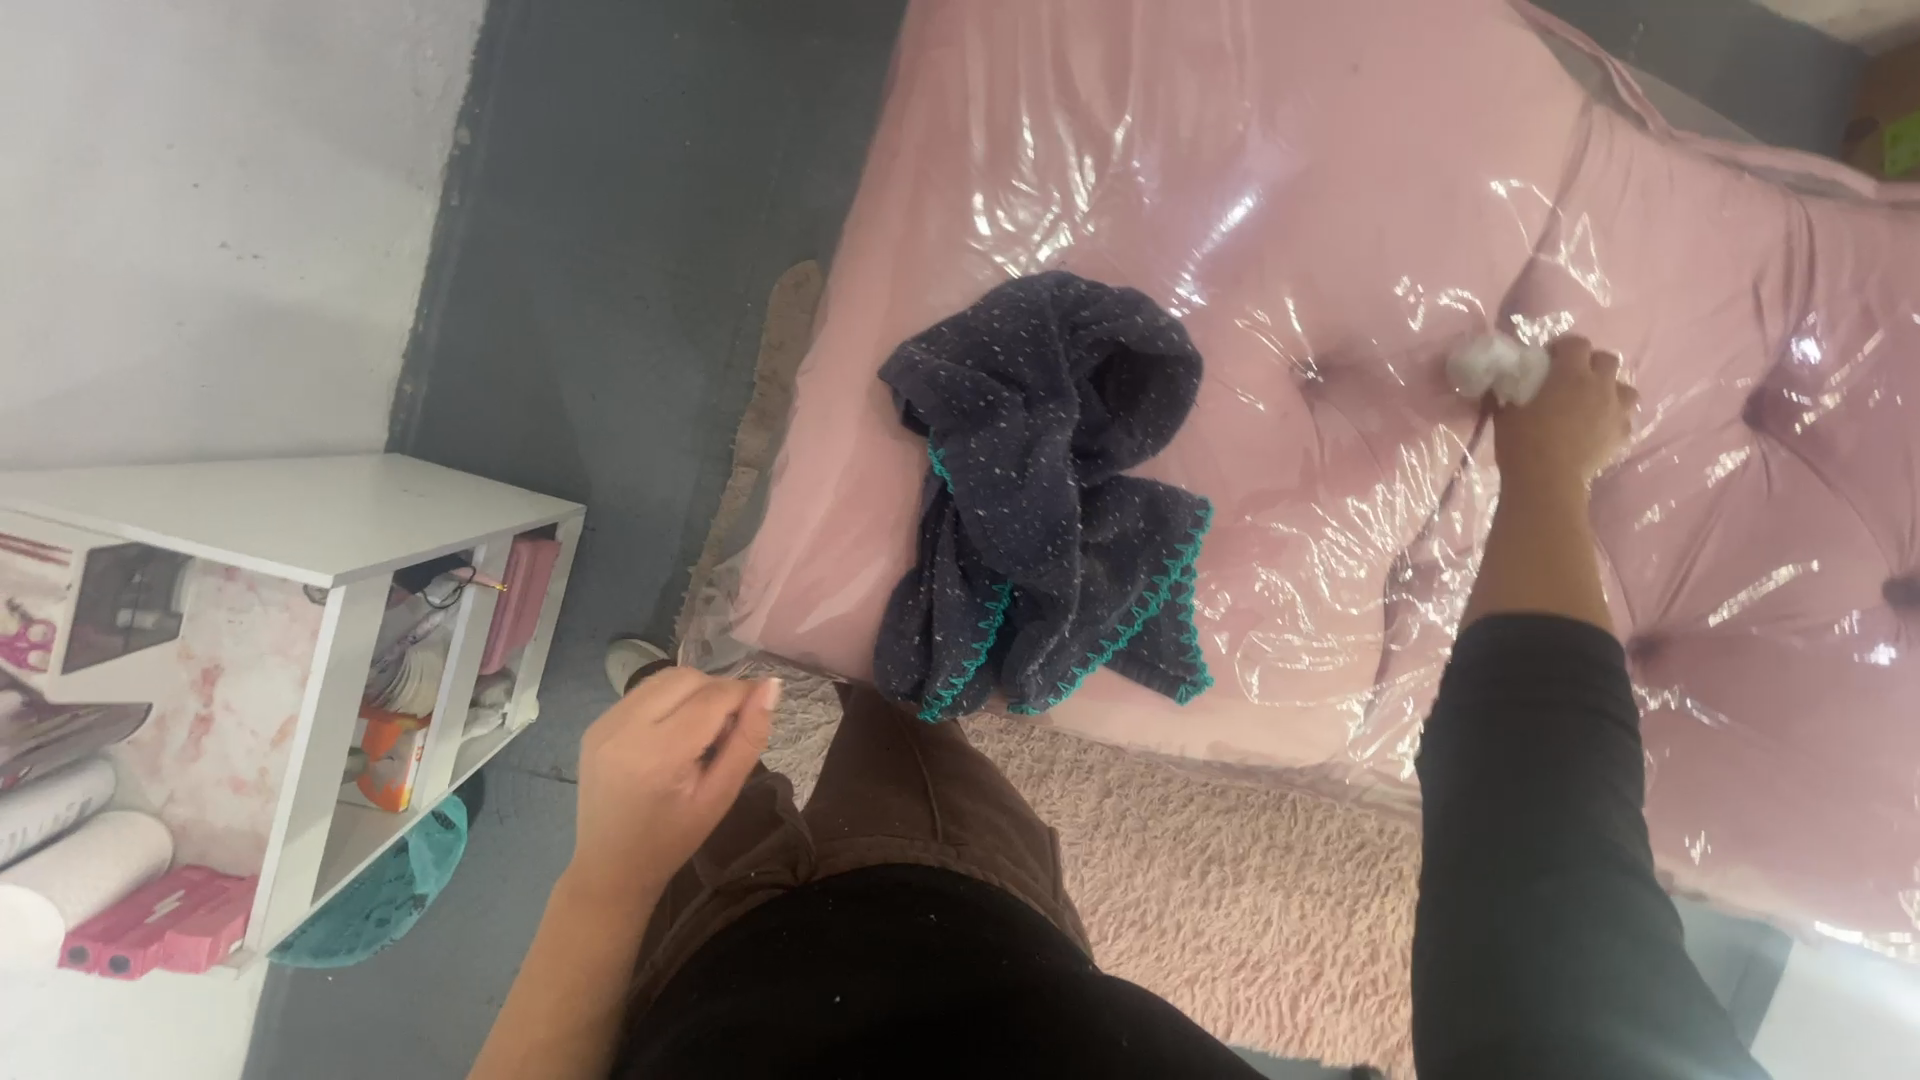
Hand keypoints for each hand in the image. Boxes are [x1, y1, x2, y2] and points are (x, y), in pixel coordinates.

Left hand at [566, 668, 780, 903]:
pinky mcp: (593, 723)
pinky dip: (667, 699)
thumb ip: (749, 739)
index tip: (757, 710)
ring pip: (665, 678)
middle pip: (689, 679)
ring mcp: (604, 723)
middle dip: (717, 692)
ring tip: (699, 730)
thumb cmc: (673, 837)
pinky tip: (670, 732)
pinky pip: (643, 691)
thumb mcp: (721, 795)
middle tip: (726, 729)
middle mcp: (624, 729)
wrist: (609, 867)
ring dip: (693, 691)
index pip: (714, 696)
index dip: (744, 694)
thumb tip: (772, 687)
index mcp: (659, 755)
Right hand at [1492, 335, 1637, 493]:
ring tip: (1590, 402)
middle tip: (1570, 377)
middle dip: (1589, 363)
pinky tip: (1596, 428)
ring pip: (1625, 387)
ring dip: (1609, 389)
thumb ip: (1511, 394)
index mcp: (1570, 376)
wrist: (1547, 480)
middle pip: (1607, 359)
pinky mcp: (1622, 432)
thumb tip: (1504, 386)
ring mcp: (1616, 410)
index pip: (1576, 344)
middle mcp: (1600, 386)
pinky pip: (1623, 417)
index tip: (1547, 358)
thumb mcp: (1506, 415)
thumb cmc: (1522, 443)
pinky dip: (1611, 418)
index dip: (1562, 346)